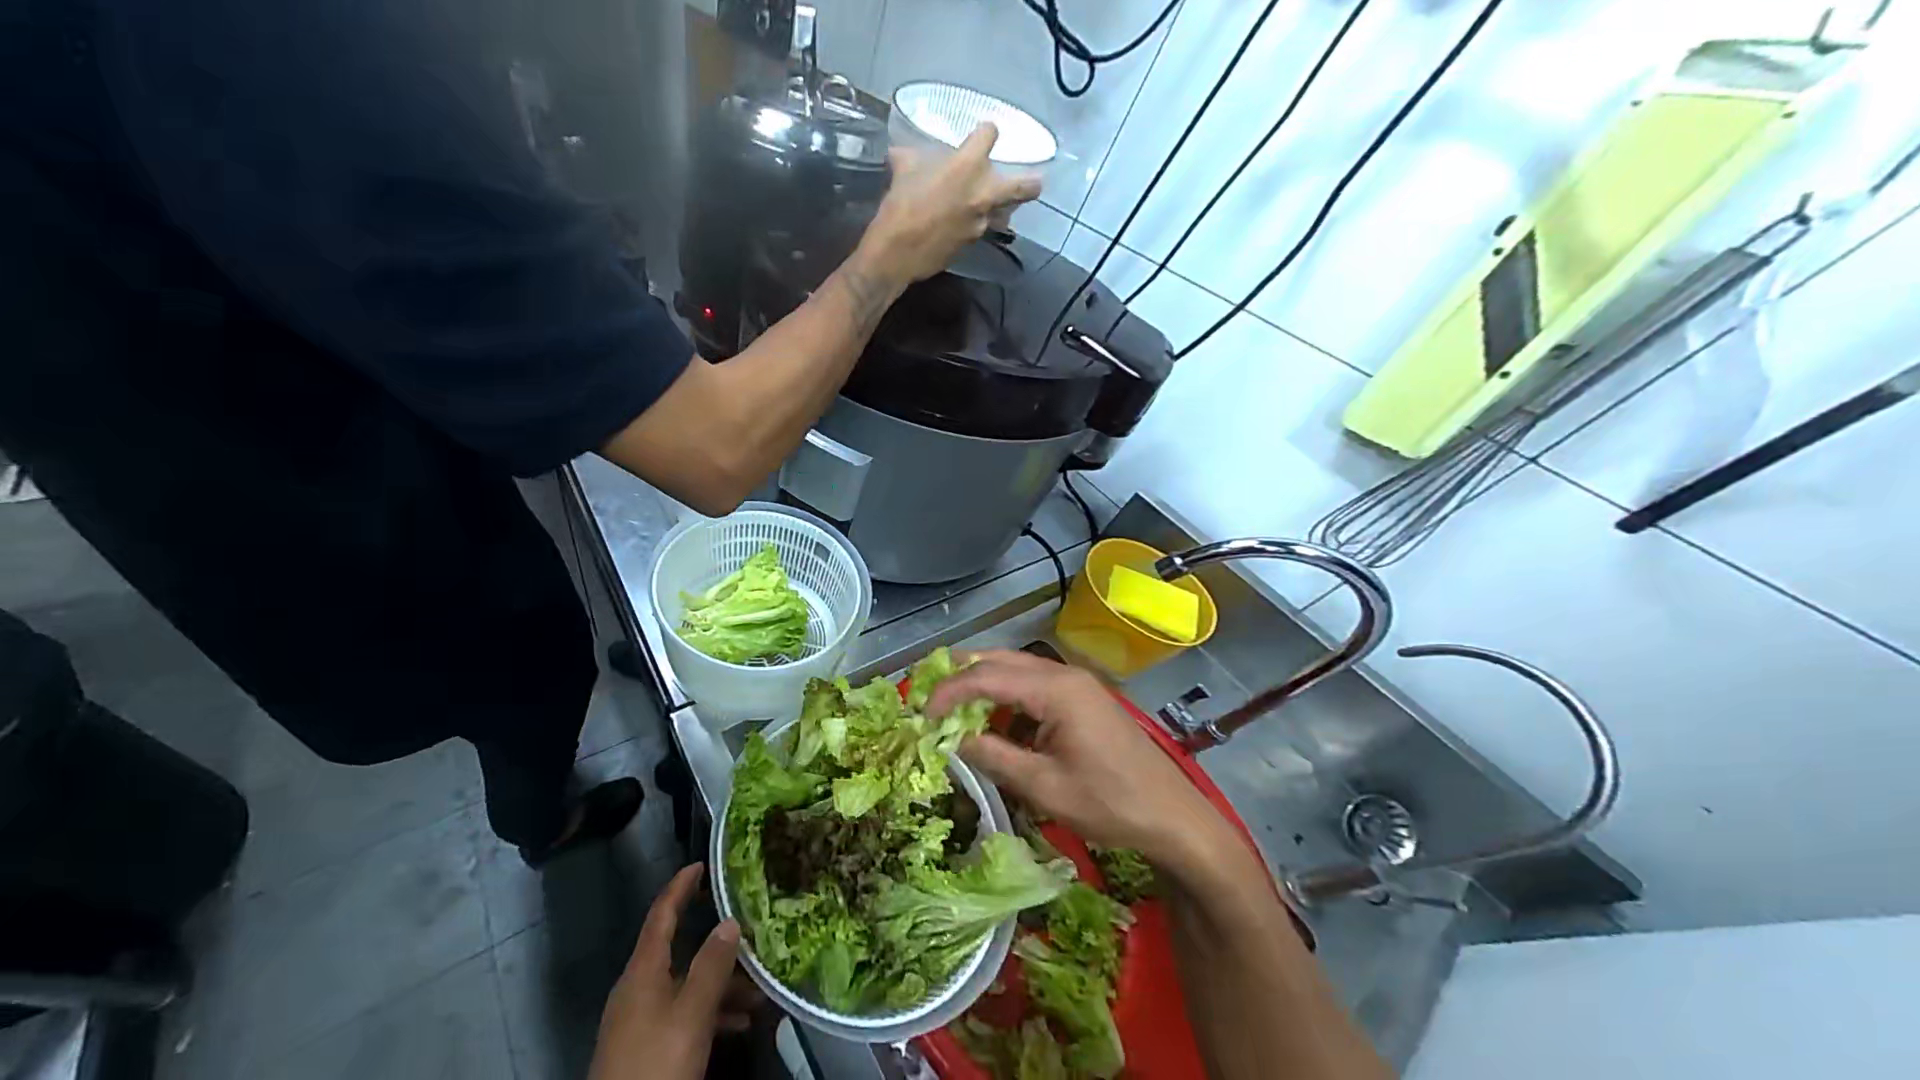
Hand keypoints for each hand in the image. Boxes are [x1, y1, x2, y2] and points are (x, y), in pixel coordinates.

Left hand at [588, 864, 761, 1079]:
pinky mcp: (646, 1048)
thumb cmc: (655, 1066)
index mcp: (642, 972)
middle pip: (679, 950)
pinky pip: (683, 1014)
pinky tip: (740, 1024)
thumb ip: (711, 967)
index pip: (661, 915)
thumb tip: (729, 921)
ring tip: (759, 989)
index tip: (702, 864)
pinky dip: (711, 1012)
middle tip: (751, 929)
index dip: (680, 887)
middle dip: (717, 943)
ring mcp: (640, 1020)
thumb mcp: (691, 1015)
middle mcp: (638, 989)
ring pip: (686, 985)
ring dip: (721, 983)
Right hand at [857, 123, 1042, 285]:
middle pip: (1024, 187)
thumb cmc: (900, 207)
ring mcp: (981, 223)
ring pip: (1005, 213)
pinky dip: (976, 222)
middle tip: (1035, 179)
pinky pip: (981, 228)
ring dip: (1003, 207)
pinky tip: (962, 222)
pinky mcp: (972, 244)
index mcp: (968, 166)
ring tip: (995, 203)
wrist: (896, 255)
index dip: (986, 132)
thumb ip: (911, 158)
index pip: (989, 136)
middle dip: (1032, 182)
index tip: (983, 134)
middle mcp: (983, 194)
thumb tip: (905, 153)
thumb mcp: (902, 170)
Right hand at [924, 650, 1247, 886]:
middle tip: (926, 699)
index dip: (947, 692)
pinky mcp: (1082, 699)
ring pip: (1015, 671)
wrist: (1172, 817)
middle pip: (999, 660)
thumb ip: (991, 756)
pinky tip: (995, 727)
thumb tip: (948, 740)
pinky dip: (1007, 701)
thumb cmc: (1109, 804)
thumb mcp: (1042, 786)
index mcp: (1055, 690)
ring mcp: (1076, 684)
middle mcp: (1064, 675)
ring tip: (951, 713)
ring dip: (983, 688)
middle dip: (960, 677)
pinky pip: (1034, 687)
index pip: (986, 676)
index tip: (919, 714)